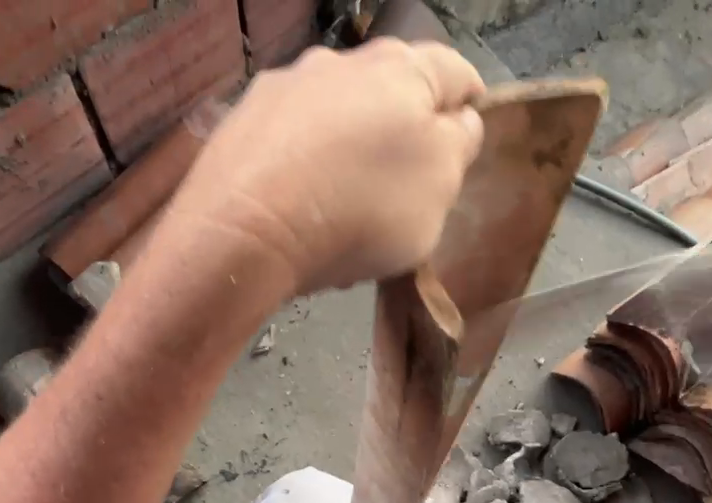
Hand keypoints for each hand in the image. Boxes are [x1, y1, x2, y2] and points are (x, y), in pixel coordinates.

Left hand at [166, 39, 485, 294]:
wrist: (247, 231)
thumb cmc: (362, 208)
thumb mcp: (440, 186)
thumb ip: (459, 145)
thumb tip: (458, 121)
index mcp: (402, 69)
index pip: (455, 72)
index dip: (469, 105)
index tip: (467, 138)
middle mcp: (341, 62)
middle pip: (390, 92)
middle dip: (403, 132)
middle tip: (407, 185)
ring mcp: (285, 87)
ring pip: (336, 116)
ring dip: (351, 150)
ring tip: (347, 206)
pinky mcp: (242, 122)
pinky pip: (291, 142)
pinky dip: (306, 168)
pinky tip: (302, 210)